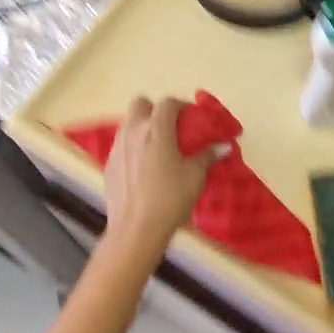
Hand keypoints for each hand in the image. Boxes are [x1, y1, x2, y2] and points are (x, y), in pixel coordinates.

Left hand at [103, 97, 227, 261]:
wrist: (136, 230)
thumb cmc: (170, 198)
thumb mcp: (195, 176)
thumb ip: (208, 156)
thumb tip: (225, 146)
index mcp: (157, 129)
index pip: (168, 102)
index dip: (182, 105)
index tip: (192, 118)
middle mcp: (134, 131)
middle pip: (140, 104)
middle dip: (155, 110)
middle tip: (170, 128)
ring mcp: (117, 147)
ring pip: (128, 123)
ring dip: (143, 127)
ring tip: (157, 147)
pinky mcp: (109, 164)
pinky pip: (121, 144)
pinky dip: (133, 147)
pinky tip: (143, 167)